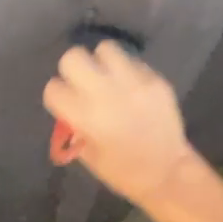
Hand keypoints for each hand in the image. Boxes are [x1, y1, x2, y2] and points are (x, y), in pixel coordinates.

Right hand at [42, 42, 199, 208]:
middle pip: (73, 57)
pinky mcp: (154, 79)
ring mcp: (133, 82)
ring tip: (108, 77)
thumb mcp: (87, 153)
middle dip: (73, 68)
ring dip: (101, 62)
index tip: (65, 101)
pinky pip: (132, 61)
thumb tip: (69, 103)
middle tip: (82, 81)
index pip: (54, 88)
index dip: (57, 94)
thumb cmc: (123, 171)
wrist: (168, 172)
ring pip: (105, 49)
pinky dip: (127, 71)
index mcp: (86, 116)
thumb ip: (74, 124)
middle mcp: (107, 93)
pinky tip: (131, 87)